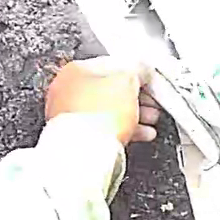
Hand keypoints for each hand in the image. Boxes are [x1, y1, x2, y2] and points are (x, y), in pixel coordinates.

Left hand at [45, 57, 160, 144]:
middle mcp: (66, 91)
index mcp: (75, 70)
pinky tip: (141, 133)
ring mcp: (70, 117)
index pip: (112, 65)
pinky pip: (105, 129)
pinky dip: (125, 129)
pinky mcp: (78, 138)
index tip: (150, 81)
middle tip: (152, 102)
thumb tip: (142, 69)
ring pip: (109, 111)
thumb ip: (137, 71)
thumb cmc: (100, 114)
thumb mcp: (128, 81)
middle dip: (136, 97)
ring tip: (150, 120)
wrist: (85, 153)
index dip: (136, 73)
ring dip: (133, 114)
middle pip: (110, 90)